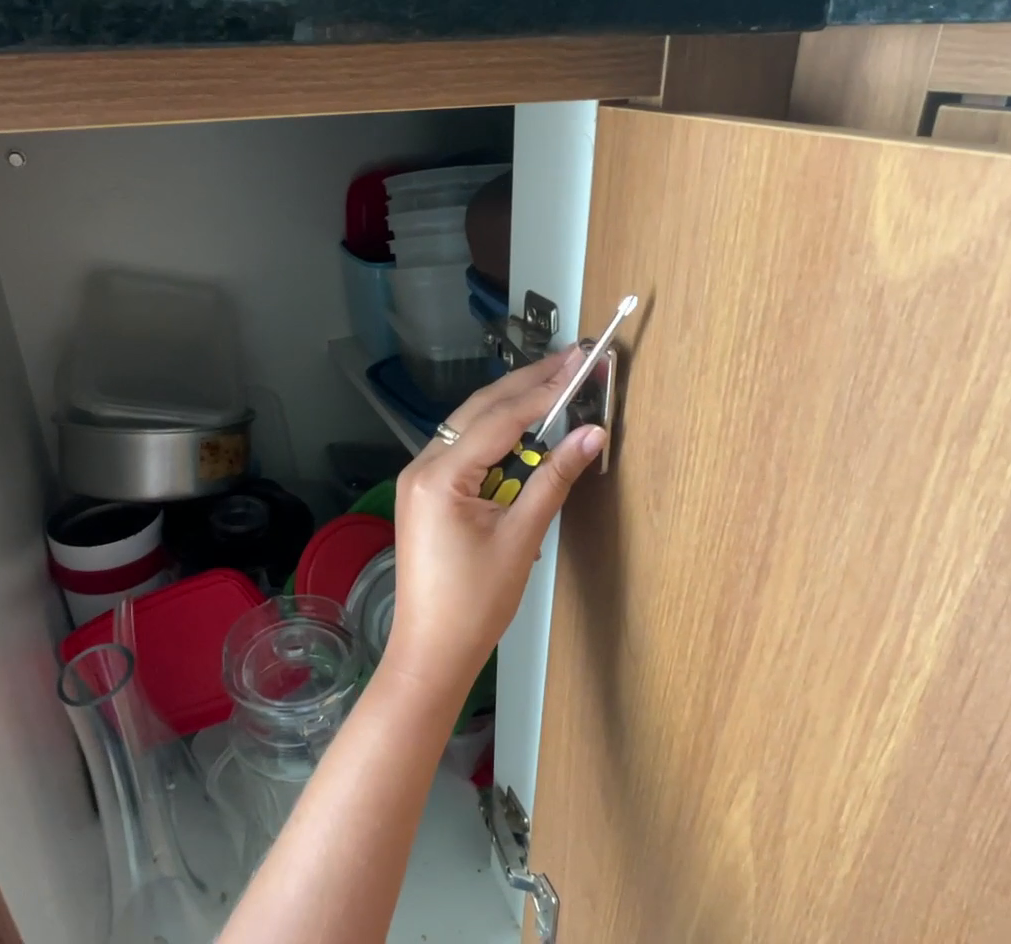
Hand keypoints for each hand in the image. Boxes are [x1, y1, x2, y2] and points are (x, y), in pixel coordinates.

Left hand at [383, 348, 608, 691]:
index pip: (500, 418)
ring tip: (554, 386)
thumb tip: (591, 434)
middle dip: (526, 384)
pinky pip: (463, 452)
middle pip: (480, 411)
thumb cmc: (475, 603)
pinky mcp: (426, 494)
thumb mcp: (521, 537)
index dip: (544, 390)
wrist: (432, 650)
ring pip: (470, 428)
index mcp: (440, 476)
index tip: (579, 364)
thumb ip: (554, 479)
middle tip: (570, 360)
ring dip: (511, 408)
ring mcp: (419, 480)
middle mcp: (422, 467)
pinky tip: (524, 432)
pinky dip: (496, 438)